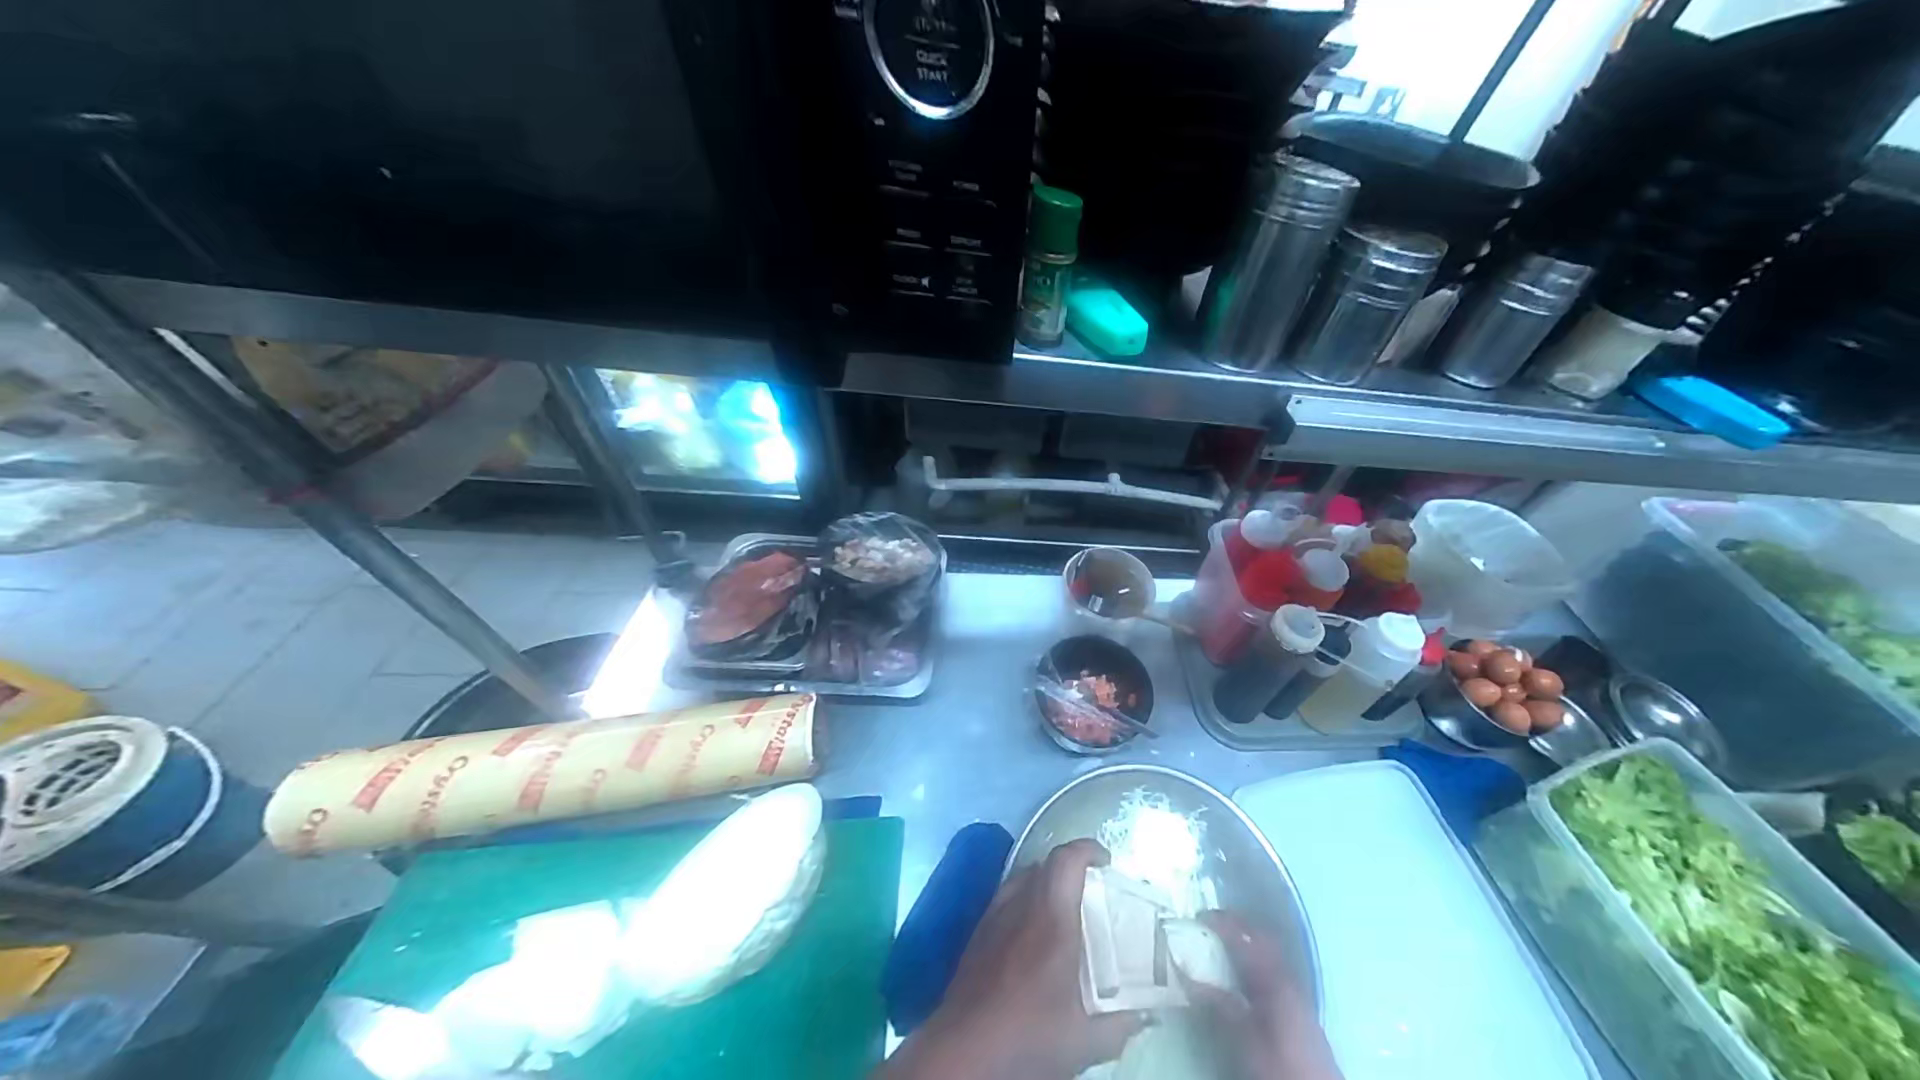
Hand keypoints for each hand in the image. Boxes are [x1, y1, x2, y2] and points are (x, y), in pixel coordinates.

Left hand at [878, 839, 1146, 1079]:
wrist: (965, 1049)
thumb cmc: (1030, 1036)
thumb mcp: (1087, 1039)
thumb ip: (1122, 1023)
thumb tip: (1146, 1014)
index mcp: (1051, 918)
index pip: (1066, 860)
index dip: (1087, 850)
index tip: (1106, 862)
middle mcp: (1020, 905)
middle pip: (1044, 864)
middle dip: (1070, 867)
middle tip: (1091, 889)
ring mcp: (993, 916)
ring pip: (1021, 877)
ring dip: (1045, 881)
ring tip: (1063, 908)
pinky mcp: (977, 933)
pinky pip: (1005, 898)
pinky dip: (1024, 900)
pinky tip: (1031, 933)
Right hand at [1183, 911, 1341, 1079]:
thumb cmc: (1283, 1070)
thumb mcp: (1246, 1042)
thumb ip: (1220, 1007)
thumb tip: (1189, 976)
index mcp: (1277, 983)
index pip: (1249, 941)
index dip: (1224, 925)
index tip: (1199, 916)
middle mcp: (1289, 982)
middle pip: (1263, 942)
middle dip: (1237, 927)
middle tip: (1209, 923)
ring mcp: (1295, 996)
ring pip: (1267, 957)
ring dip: (1245, 944)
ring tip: (1218, 942)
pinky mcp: (1296, 1012)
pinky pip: (1270, 972)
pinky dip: (1251, 962)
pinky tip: (1239, 975)